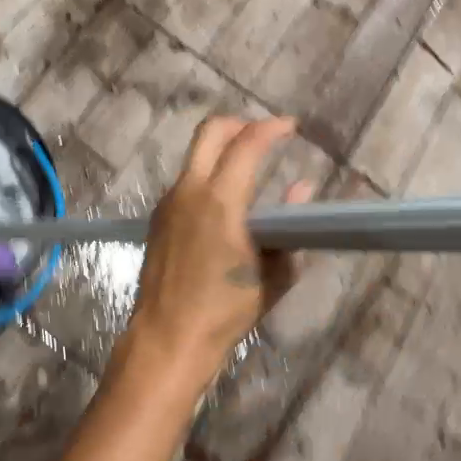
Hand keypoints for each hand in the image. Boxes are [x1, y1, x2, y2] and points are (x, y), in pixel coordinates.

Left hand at [127, 115, 314, 375]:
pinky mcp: (158, 215)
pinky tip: (225, 201)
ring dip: (221, 148)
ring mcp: (169, 200)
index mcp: (221, 200)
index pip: (247, 143)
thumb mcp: (272, 274)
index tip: (291, 127)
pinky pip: (186, 179)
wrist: (167, 337)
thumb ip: (291, 226)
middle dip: (240, 123)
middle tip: (264, 134)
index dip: (271, 128)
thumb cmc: (224, 311)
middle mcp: (190, 189)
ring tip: (248, 166)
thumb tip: (302, 187)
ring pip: (195, 154)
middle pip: (210, 131)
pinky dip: (208, 173)